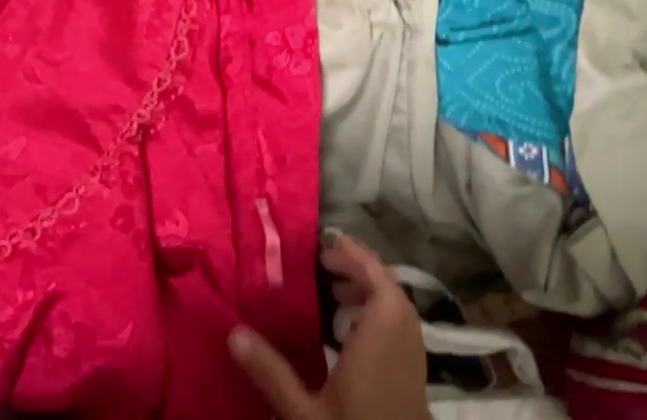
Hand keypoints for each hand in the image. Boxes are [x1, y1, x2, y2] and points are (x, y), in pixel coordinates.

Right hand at [230, 236, 429, 419]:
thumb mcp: (303, 414)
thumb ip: (270, 371)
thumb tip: (232, 331)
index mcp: (380, 348)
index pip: (382, 288)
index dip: (360, 260)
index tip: (328, 244)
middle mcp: (404, 352)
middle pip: (394, 296)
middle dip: (363, 272)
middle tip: (324, 265)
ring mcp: (413, 372)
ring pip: (401, 317)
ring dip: (373, 295)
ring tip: (334, 293)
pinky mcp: (414, 389)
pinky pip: (402, 336)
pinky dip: (379, 320)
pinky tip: (349, 334)